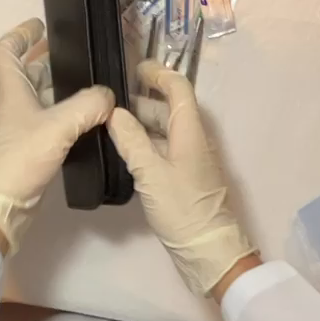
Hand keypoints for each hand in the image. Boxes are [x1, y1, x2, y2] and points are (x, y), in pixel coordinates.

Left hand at [0, 19, 113, 254]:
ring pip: (41, 101)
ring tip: (91, 89)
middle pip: (28, 75)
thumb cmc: (22, 160)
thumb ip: (87, 106)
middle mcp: (14, 108)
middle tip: (77, 58)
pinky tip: (87, 123)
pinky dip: (66, 118)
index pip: (7, 52)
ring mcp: (22, 131)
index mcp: (12, 92)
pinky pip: (49, 125)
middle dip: (49, 62)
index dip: (20, 35)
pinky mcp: (31, 152)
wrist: (4, 207)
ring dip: (61, 92)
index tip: (40, 25)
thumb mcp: (58, 126)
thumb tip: (108, 98)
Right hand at [106, 60, 256, 297]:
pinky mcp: (186, 181)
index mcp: (190, 131)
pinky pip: (166, 153)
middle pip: (170, 110)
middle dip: (143, 101)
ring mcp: (192, 162)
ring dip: (143, 126)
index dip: (158, 74)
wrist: (208, 251)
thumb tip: (115, 114)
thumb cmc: (182, 209)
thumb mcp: (150, 173)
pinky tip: (128, 155)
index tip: (134, 69)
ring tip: (113, 127)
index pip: (178, 88)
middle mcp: (194, 141)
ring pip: (167, 133)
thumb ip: (131, 140)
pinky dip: (148, 147)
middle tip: (111, 103)